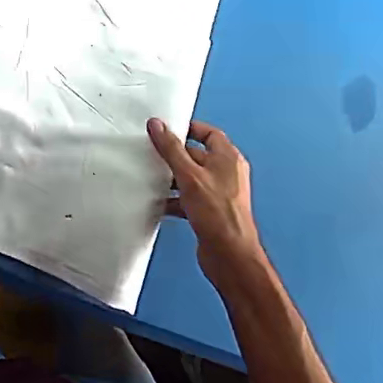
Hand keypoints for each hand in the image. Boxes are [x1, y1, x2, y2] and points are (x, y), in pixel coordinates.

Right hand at [149, 117, 262, 282]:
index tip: (168, 129)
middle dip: (174, 156)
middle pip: (196, 155)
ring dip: (172, 179)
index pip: (208, 133)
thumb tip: (158, 125)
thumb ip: (171, 149)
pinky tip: (159, 202)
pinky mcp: (210, 211)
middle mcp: (226, 173)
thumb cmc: (219, 214)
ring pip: (190, 177)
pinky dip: (174, 199)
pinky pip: (189, 198)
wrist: (230, 256)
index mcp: (228, 158)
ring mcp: (219, 193)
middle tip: (153, 153)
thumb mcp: (188, 175)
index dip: (189, 128)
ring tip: (152, 177)